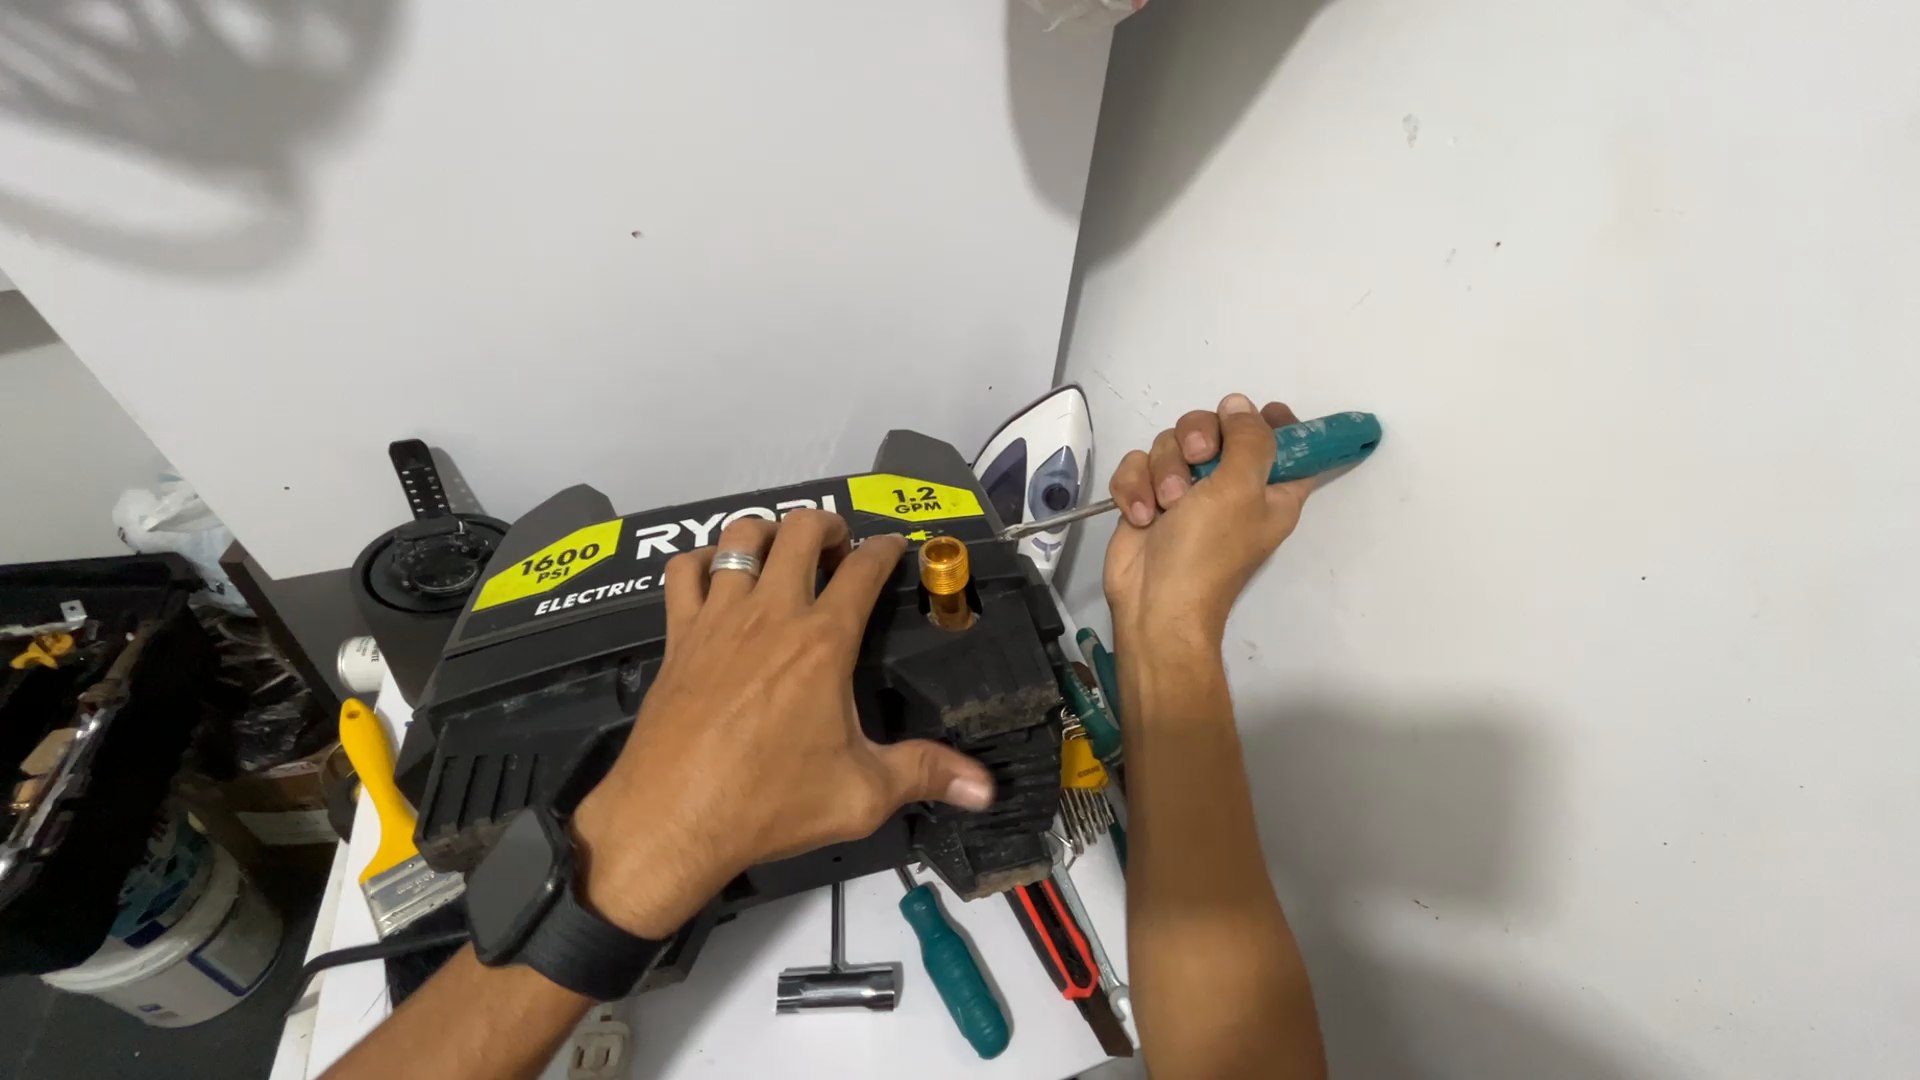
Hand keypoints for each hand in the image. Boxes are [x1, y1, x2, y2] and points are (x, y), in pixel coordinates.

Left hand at [569, 511, 994, 937]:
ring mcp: (720, 618)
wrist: (671, 821)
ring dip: (768, 532)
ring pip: (741, 537)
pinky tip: (718, 577)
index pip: (864, 569)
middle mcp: (773, 614)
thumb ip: (925, 775)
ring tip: (782, 552)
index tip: (894, 548)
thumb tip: (986, 789)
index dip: (886, 549)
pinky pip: (685, 571)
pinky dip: (705, 559)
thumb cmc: (771, 803)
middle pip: (801, 531)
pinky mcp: (679, 634)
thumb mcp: (862, 794)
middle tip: (839, 549)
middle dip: (828, 526)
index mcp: (824, 641)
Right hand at [1104, 394, 1313, 646]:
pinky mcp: (1147, 497)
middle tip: (1198, 458)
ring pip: (1169, 444)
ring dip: (1163, 471)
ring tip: (1166, 505)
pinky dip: (1134, 487)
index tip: (1260, 414)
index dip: (1275, 421)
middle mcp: (1229, 484)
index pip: (1286, 441)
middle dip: (1197, 438)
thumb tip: (1239, 405)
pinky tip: (1140, 515)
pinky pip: (1137, 465)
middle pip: (1213, 427)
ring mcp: (1185, 490)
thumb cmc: (1208, 550)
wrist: (1154, 599)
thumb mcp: (1242, 489)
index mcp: (1269, 487)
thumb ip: (1249, 439)